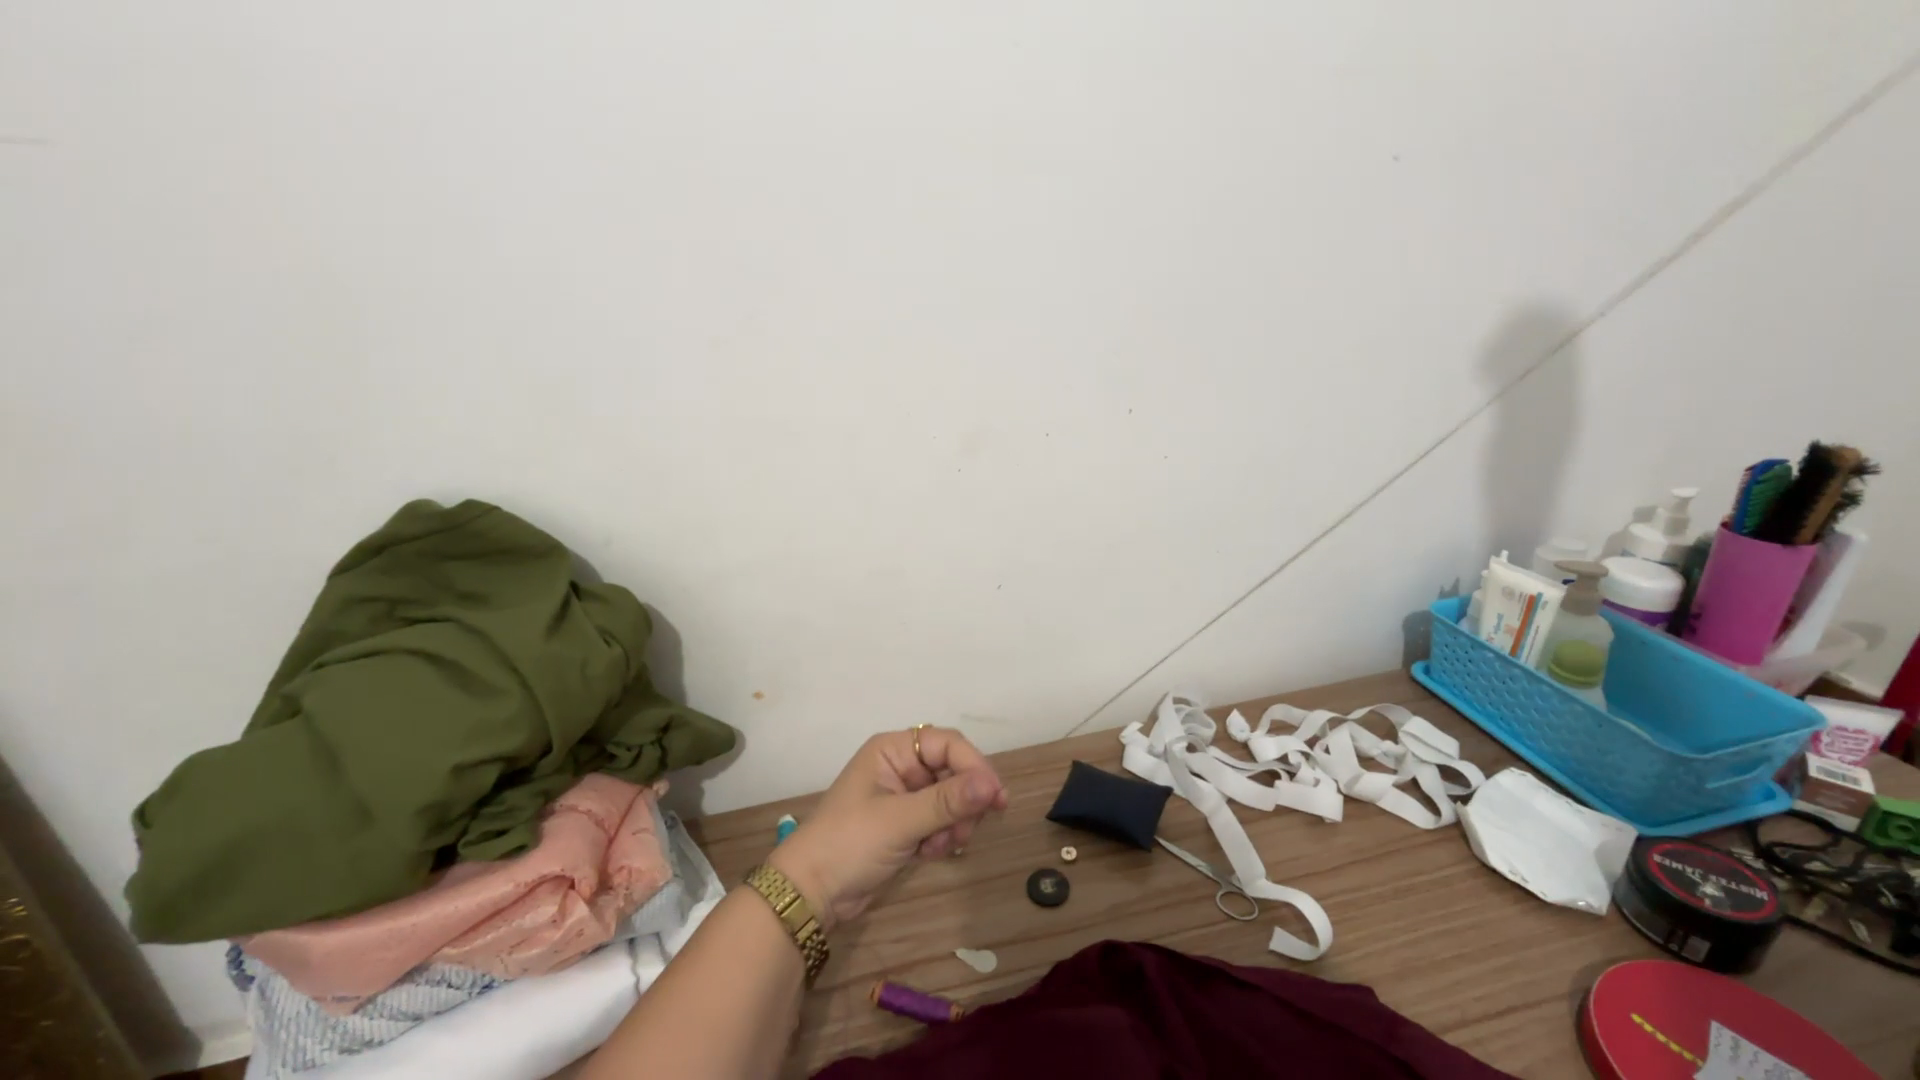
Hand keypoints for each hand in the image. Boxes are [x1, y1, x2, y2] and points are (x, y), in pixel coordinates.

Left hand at [767, 726, 1007, 931]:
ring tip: (939, 847)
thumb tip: (994, 785)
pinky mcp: (906, 824)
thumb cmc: (849, 844)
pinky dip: (942, 837)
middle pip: (954, 771)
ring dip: (954, 824)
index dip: (975, 767)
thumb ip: (948, 801)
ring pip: (951, 799)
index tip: (996, 798)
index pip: (948, 744)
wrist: (811, 893)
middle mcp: (900, 766)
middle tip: (965, 832)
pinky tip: (928, 854)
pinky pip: (940, 820)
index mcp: (892, 750)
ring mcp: (903, 797)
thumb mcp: (901, 821)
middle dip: (964, 802)